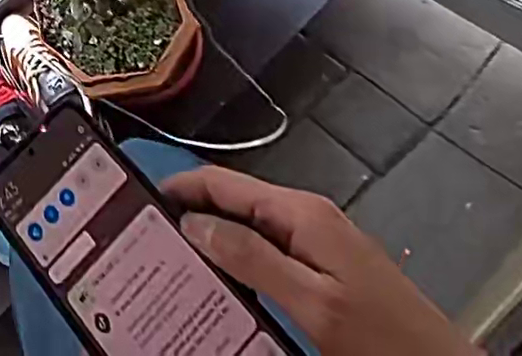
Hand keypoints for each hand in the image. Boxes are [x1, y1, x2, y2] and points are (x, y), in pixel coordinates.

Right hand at [161, 166, 479, 355]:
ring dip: (212, 242)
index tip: (139, 202)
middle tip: (151, 240)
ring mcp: (317, 244)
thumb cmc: (383, 340)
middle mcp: (305, 217)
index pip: (222, 182)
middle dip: (191, 216)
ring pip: (247, 230)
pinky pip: (267, 254)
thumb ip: (252, 256)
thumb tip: (193, 222)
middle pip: (232, 203)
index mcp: (300, 212)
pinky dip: (238, 263)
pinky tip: (221, 285)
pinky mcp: (325, 271)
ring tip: (175, 262)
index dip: (179, 187)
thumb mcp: (313, 304)